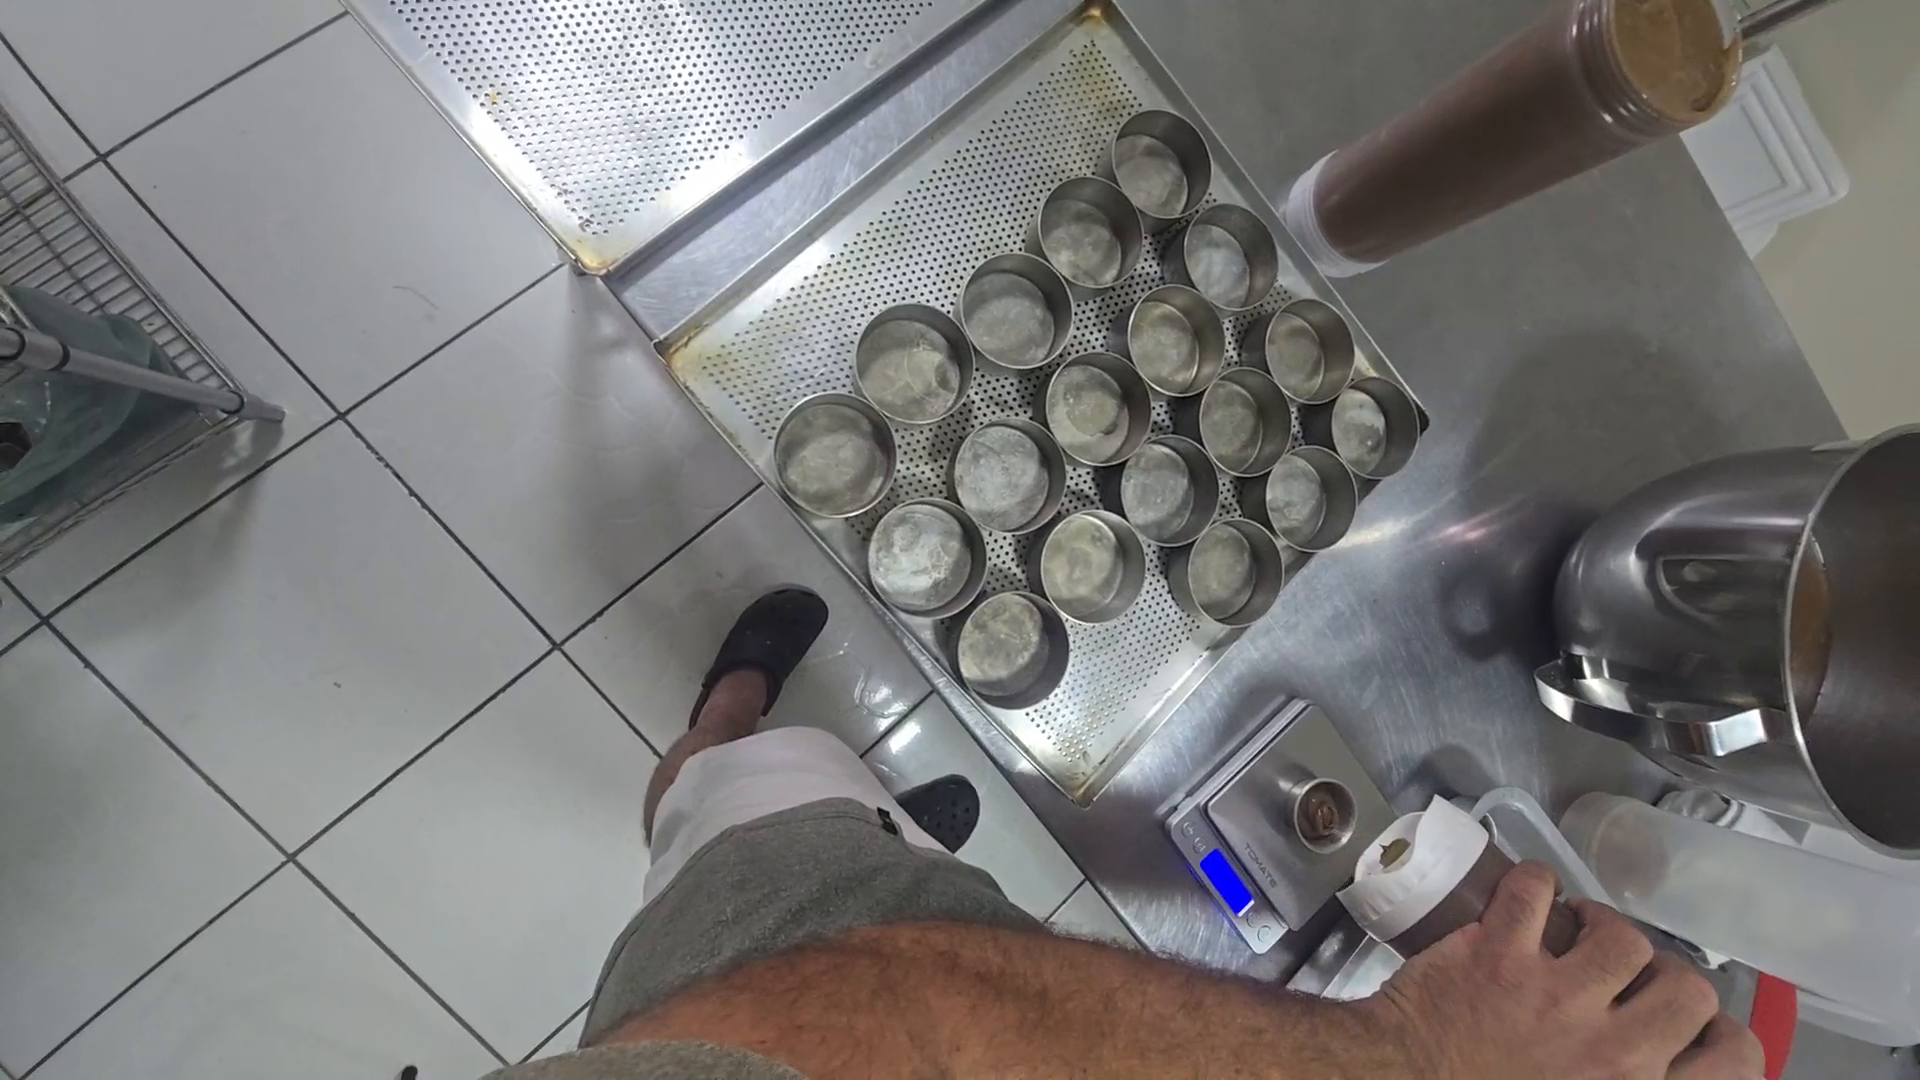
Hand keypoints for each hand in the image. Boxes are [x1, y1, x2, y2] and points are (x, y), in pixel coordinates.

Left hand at [1365, 862, 1763, 1079]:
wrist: (1410, 1079)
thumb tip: (1657, 1060)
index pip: (1737, 1055)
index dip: (1715, 1025)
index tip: (1674, 1009)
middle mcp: (1618, 1049)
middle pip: (1687, 984)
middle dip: (1660, 967)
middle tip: (1619, 963)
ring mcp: (1556, 994)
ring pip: (1622, 934)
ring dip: (1602, 921)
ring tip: (1577, 925)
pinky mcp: (1497, 951)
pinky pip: (1533, 890)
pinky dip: (1535, 879)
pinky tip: (1532, 889)